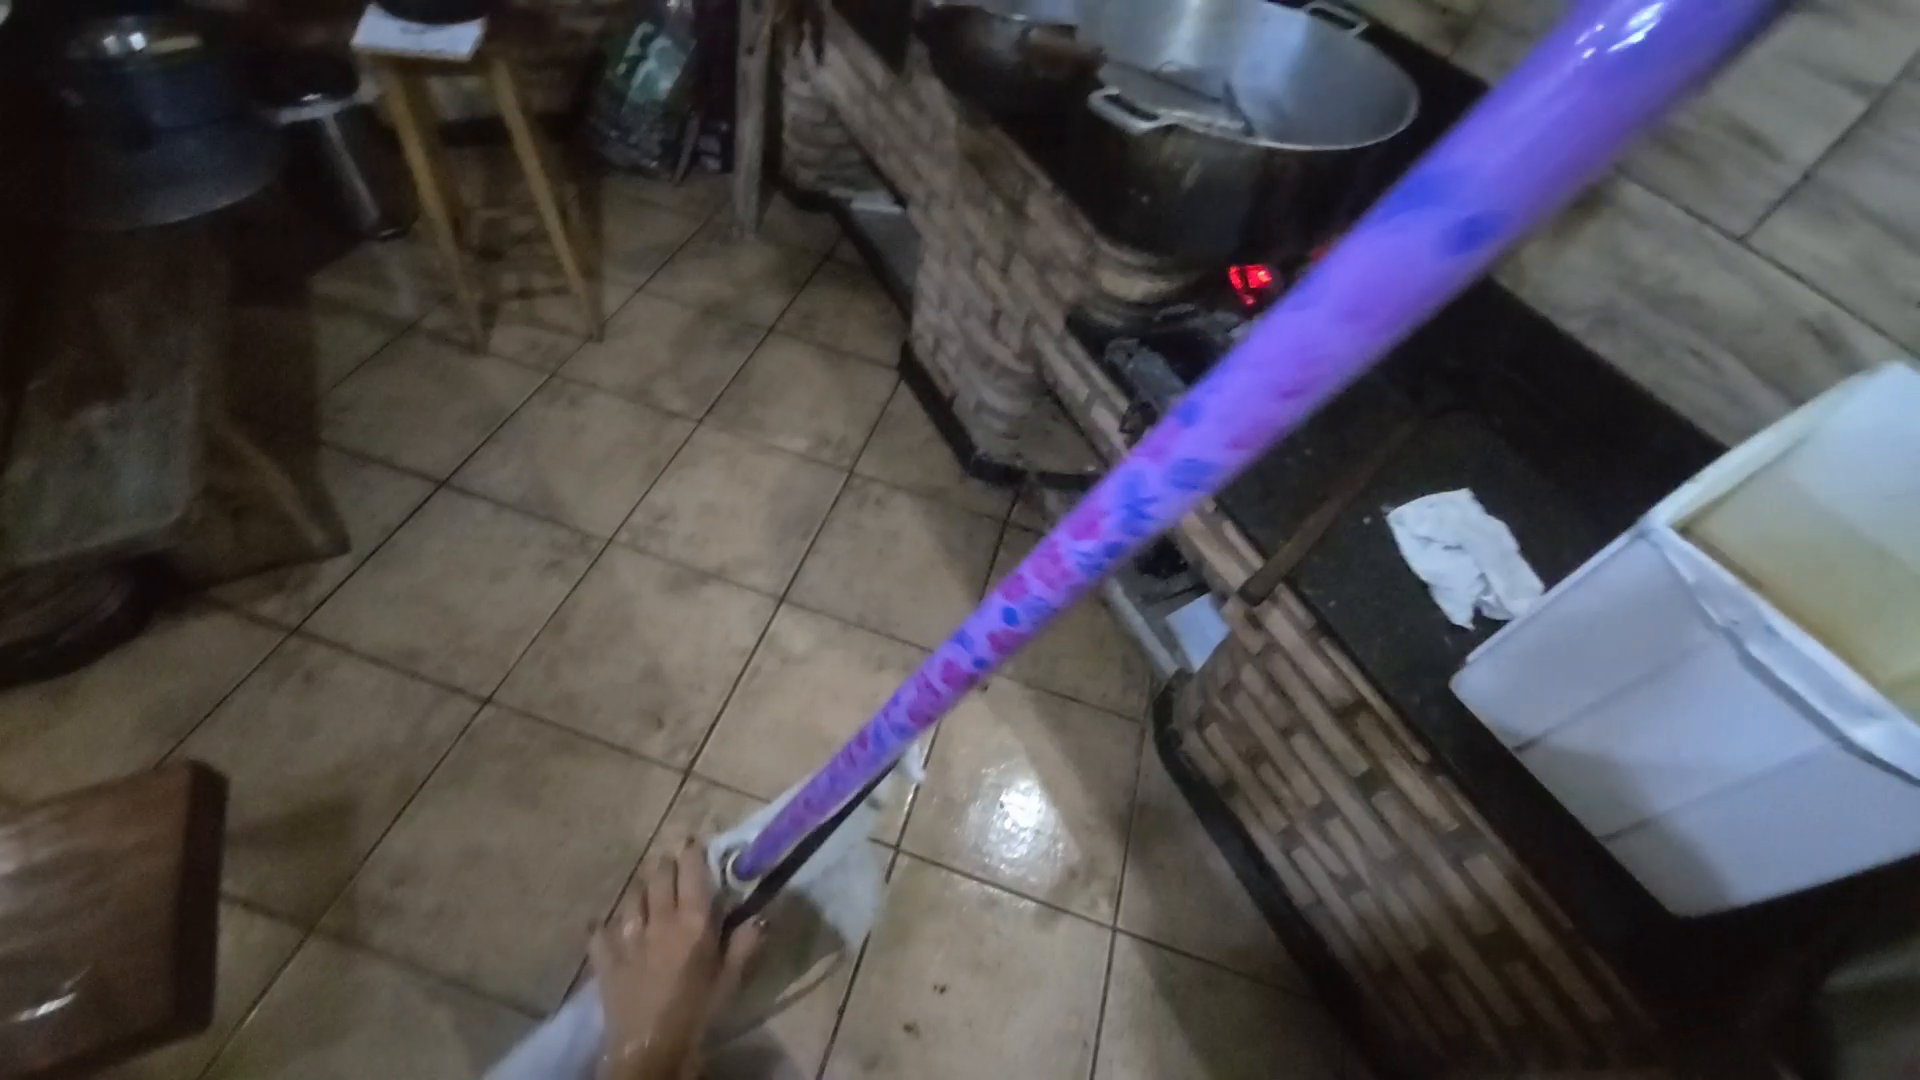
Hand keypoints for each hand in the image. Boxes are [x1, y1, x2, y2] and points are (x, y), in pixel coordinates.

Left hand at [591, 838, 764, 1079]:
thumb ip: (746, 941)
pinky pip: (598, 933)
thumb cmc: (699, 1011)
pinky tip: (602, 921)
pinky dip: (602, 923)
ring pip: (630, 897)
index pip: (691, 871)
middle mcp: (659, 920)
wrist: (652, 1050)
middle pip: (658, 877)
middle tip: (670, 855)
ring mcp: (628, 938)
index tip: (692, 837)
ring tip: (644, 882)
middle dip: (665, 861)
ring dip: (639, 885)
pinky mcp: (605, 961)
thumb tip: (764, 913)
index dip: (691, 850)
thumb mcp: (731, 977)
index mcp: (693, 920)